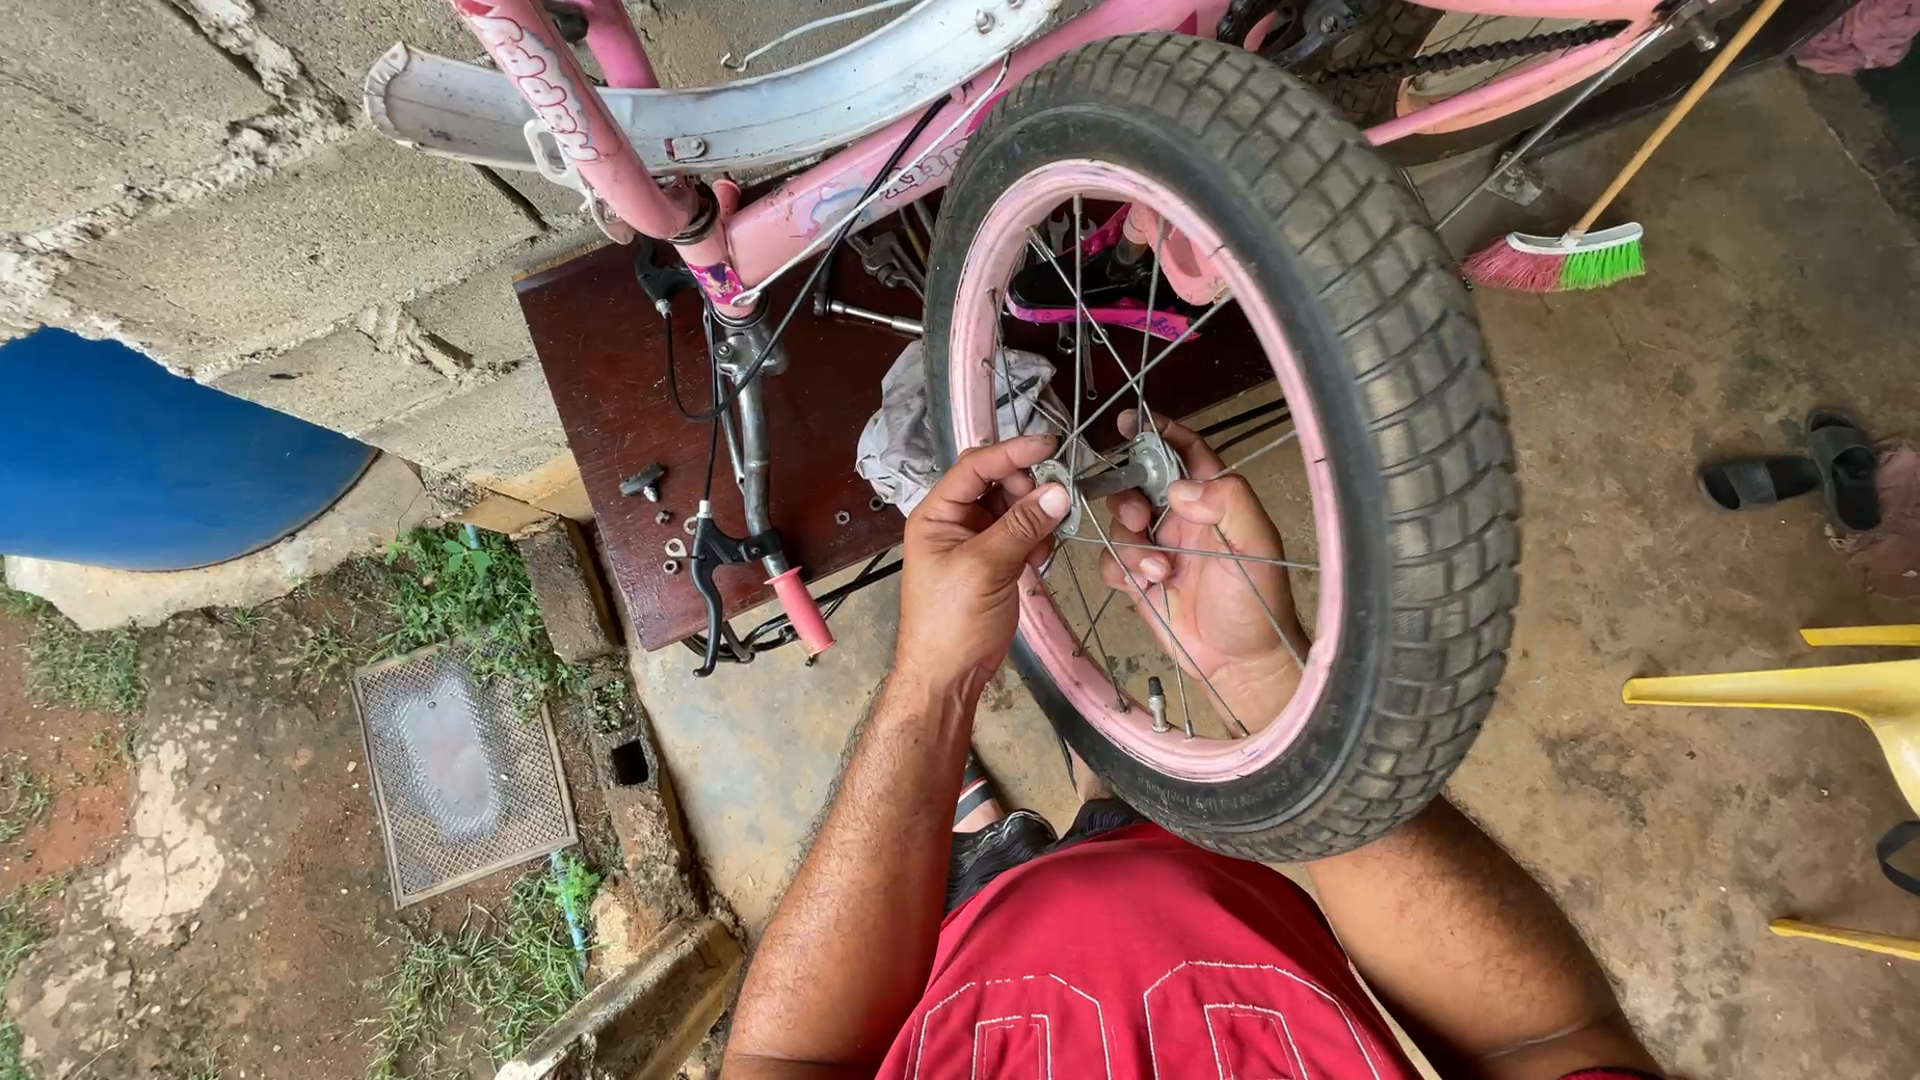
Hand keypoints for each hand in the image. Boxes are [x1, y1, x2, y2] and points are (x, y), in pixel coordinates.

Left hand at [897, 434, 1071, 700]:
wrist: (947, 676)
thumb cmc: (951, 622)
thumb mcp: (985, 568)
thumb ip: (1022, 526)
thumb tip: (1060, 490)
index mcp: (936, 513)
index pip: (975, 466)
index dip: (1012, 452)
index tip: (1051, 445)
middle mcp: (954, 520)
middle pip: (997, 482)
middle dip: (1028, 490)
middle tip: (1054, 506)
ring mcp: (975, 540)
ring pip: (1014, 508)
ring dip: (1036, 518)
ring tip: (1043, 546)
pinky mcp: (994, 560)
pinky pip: (1021, 533)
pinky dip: (1036, 540)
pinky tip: (1039, 560)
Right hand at [1099, 412, 1305, 724]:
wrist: (1237, 663)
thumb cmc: (1255, 602)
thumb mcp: (1256, 546)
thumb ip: (1228, 503)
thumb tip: (1179, 486)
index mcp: (1213, 502)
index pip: (1185, 453)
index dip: (1160, 432)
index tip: (1131, 420)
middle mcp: (1181, 519)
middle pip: (1137, 484)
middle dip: (1129, 494)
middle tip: (1139, 515)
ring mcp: (1156, 548)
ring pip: (1119, 523)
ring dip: (1130, 543)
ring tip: (1156, 570)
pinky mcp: (1136, 579)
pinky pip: (1109, 559)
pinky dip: (1119, 569)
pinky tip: (1144, 586)